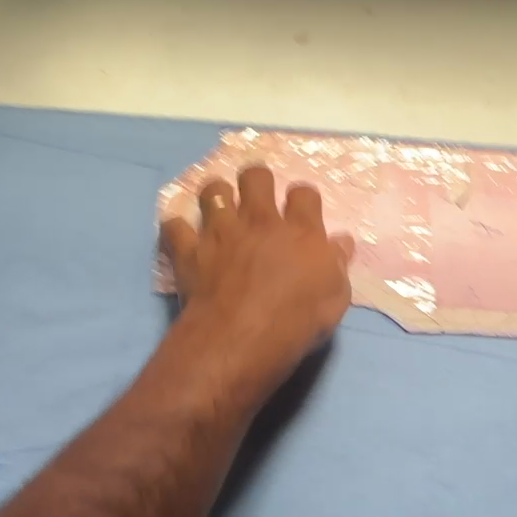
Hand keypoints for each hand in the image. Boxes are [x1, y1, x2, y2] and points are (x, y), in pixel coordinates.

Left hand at [160, 164, 354, 400]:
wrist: (243, 338)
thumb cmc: (298, 322)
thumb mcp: (335, 298)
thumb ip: (337, 264)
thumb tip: (341, 241)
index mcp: (301, 232)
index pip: (304, 193)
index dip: (302, 197)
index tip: (300, 209)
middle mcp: (260, 221)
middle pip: (256, 177)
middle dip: (256, 181)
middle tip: (256, 198)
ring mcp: (221, 233)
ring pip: (213, 190)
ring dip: (216, 196)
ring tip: (219, 210)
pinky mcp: (190, 251)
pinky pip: (175, 226)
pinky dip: (177, 230)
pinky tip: (183, 238)